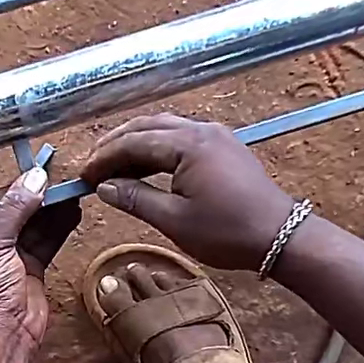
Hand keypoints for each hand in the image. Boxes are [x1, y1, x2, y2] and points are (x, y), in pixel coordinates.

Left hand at [0, 166, 77, 346]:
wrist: (2, 338)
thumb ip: (14, 210)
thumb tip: (34, 178)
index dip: (17, 187)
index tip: (41, 174)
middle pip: (17, 211)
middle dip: (39, 198)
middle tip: (63, 182)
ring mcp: (11, 257)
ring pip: (35, 225)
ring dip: (53, 211)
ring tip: (73, 194)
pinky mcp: (32, 269)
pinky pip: (47, 241)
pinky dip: (60, 228)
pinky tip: (73, 214)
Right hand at [80, 114, 296, 270]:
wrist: (280, 236)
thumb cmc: (228, 232)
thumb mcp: (175, 220)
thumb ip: (136, 199)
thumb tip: (104, 187)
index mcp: (187, 144)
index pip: (133, 142)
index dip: (104, 158)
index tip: (83, 176)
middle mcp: (201, 130)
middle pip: (147, 126)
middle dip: (116, 144)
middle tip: (93, 166)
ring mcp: (216, 135)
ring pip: (165, 128)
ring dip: (137, 143)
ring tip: (114, 167)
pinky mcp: (225, 146)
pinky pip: (182, 136)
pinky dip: (159, 148)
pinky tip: (148, 167)